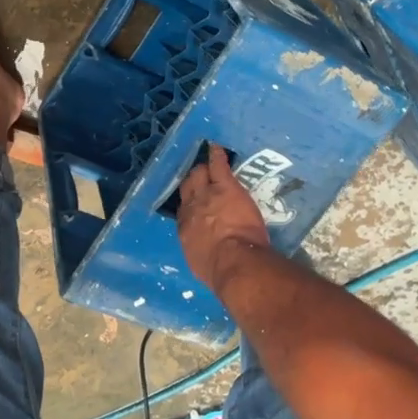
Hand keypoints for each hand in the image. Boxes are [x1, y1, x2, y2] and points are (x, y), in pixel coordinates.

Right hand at [176, 144, 272, 293]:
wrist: (233, 261)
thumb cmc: (219, 270)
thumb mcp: (200, 262)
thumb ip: (200, 249)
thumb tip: (204, 249)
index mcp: (185, 228)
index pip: (184, 209)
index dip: (191, 203)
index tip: (196, 202)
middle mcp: (191, 207)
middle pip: (188, 187)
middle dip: (194, 182)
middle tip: (201, 179)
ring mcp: (207, 194)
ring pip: (200, 174)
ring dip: (205, 170)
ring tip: (208, 164)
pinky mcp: (225, 186)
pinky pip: (218, 165)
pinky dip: (217, 155)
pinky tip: (217, 148)